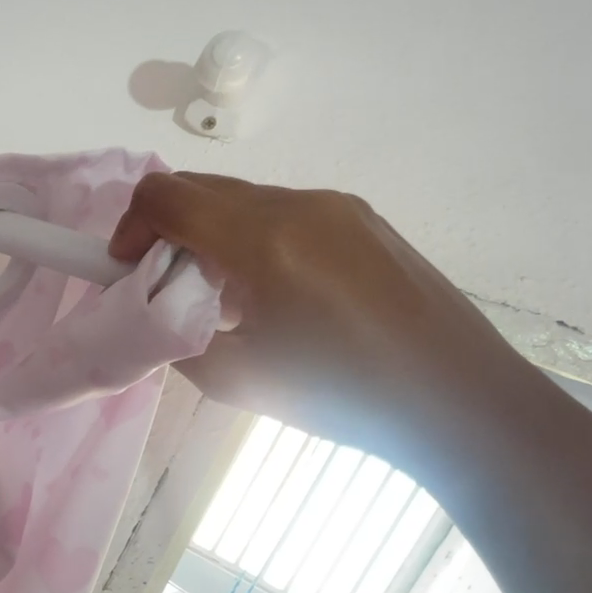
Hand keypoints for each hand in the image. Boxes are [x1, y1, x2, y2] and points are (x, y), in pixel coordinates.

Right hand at [109, 172, 549, 466]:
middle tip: (167, 287)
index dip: (129, 226)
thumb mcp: (235, 380)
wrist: (464, 403)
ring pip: (241, 200)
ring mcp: (338, 207)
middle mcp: (299, 205)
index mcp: (264, 239)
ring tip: (225, 299)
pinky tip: (275, 296)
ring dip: (209, 235)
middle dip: (164, 231)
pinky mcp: (365, 222)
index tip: (127, 269)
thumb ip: (176, 337)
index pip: (165, 196)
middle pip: (200, 189)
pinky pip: (282, 213)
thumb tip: (159, 314)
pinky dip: (250, 239)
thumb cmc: (345, 395)